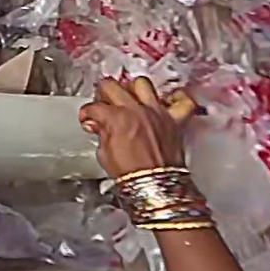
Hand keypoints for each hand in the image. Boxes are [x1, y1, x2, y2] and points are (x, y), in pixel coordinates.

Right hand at [77, 76, 198, 177]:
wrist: (156, 186)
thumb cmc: (132, 175)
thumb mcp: (105, 155)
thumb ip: (101, 134)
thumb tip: (99, 125)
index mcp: (115, 118)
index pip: (94, 107)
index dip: (87, 113)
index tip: (88, 119)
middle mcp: (135, 110)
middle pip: (112, 86)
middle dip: (103, 92)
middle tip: (104, 102)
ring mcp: (155, 112)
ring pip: (142, 83)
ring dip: (133, 88)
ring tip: (130, 96)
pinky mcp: (173, 119)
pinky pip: (182, 101)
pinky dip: (176, 98)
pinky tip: (168, 101)